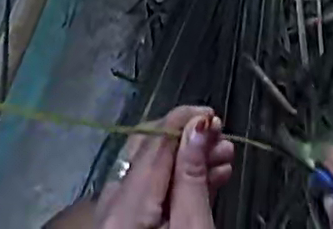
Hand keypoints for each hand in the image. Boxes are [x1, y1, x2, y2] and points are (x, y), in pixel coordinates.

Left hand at [82, 106, 234, 227]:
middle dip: (186, 134)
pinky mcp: (119, 226)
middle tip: (220, 133)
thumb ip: (193, 175)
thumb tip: (199, 123)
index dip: (186, 118)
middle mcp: (109, 203)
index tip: (215, 114)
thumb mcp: (194, 228)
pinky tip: (206, 178)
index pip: (155, 140)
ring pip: (149, 167)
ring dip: (185, 155)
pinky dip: (174, 178)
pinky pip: (146, 189)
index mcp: (125, 204)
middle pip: (148, 147)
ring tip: (223, 155)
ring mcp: (110, 215)